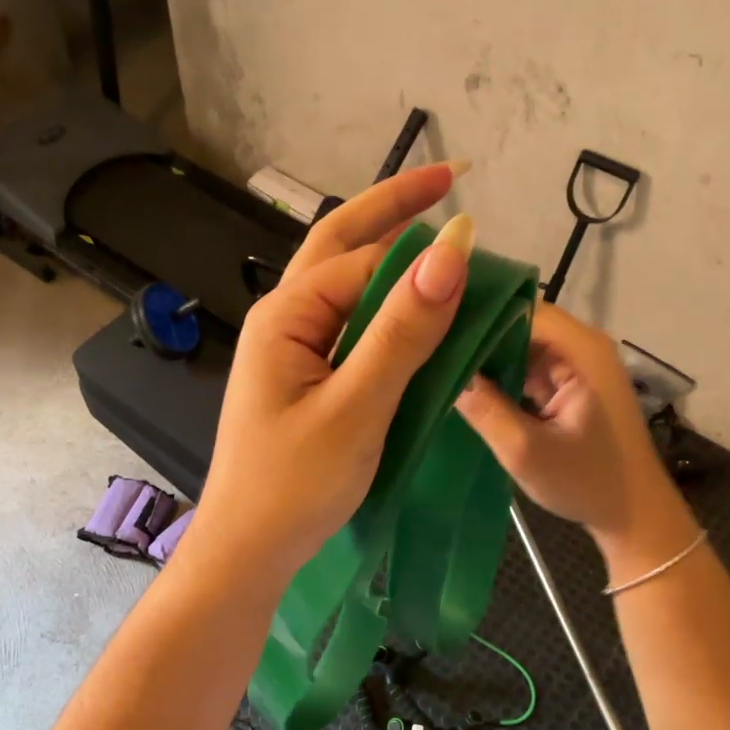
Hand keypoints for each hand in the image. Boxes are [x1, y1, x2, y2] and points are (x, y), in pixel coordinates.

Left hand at [190, 164, 475, 581]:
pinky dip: (387, 316)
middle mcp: (284, 322)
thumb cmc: (293, 485)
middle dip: (393, 212)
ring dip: (392, 263)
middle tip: (451, 177)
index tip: (482, 238)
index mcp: (286, 316)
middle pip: (341, 249)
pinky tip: (417, 314)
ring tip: (443, 241)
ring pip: (347, 292)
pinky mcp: (304, 385)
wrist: (248, 551)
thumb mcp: (356, 407)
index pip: (364, 260)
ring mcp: (291, 354)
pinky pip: (350, 335)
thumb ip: (402, 330)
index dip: (421, 246)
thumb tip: (453, 247)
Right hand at [454, 303, 695, 565]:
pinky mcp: (570, 385)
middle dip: (475, 336)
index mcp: (580, 349)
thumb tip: (441, 370)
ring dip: (484, 358)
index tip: (430, 331)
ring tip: (436, 365)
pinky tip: (465, 387)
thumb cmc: (585, 482)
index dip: (475, 315)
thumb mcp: (524, 450)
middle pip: (518, 322)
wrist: (633, 515)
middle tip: (426, 351)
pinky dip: (499, 376)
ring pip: (518, 345)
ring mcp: (576, 365)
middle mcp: (581, 346)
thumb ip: (484, 408)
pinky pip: (526, 367)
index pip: (519, 308)